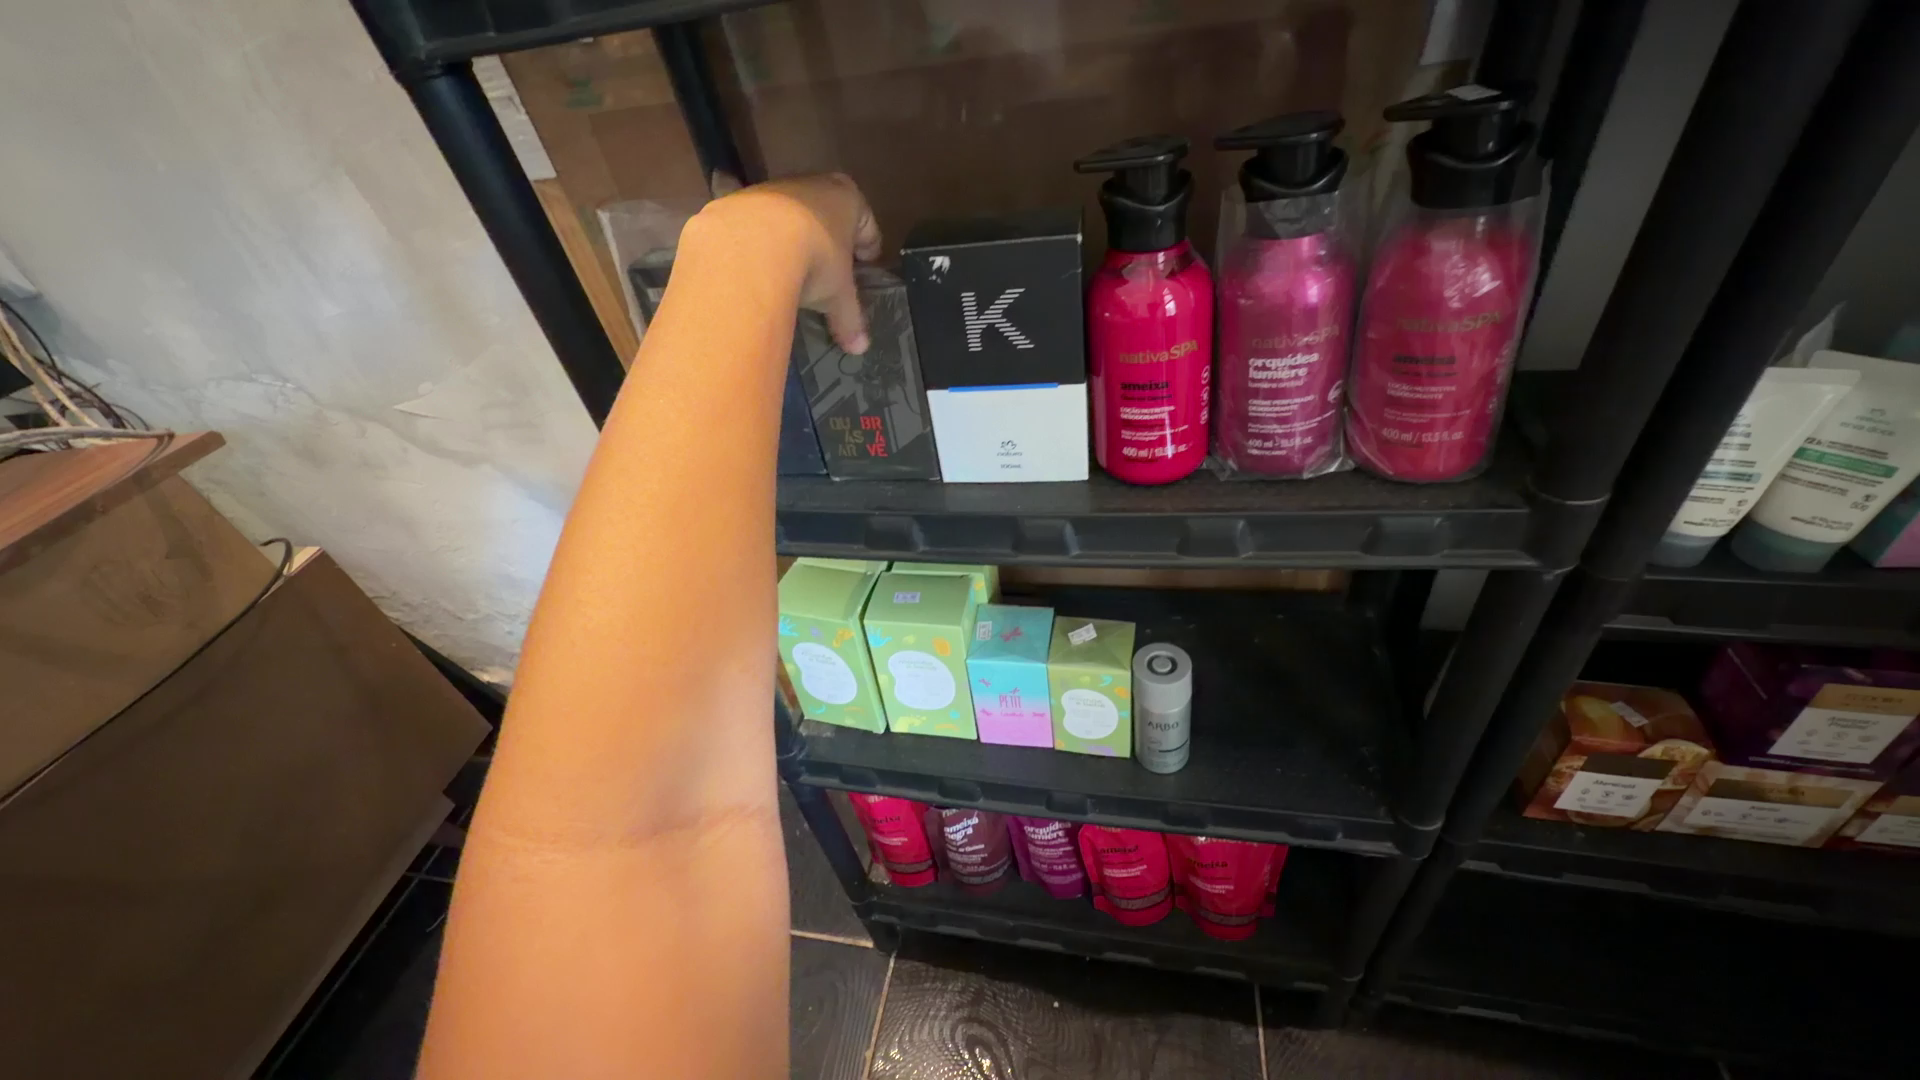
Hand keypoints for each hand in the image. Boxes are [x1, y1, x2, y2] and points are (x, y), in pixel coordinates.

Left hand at [698, 173, 881, 353]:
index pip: (866, 223)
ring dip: (794, 239)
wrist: (753, 242)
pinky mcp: (741, 200)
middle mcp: (813, 185)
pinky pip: (756, 223)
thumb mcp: (838, 295)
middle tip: (831, 270)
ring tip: (792, 271)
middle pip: (829, 215)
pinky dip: (758, 240)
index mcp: (847, 199)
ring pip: (792, 216)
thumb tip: (860, 348)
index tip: (866, 265)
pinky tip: (755, 261)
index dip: (868, 247)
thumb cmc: (815, 259)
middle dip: (831, 241)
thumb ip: (850, 318)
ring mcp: (774, 189)